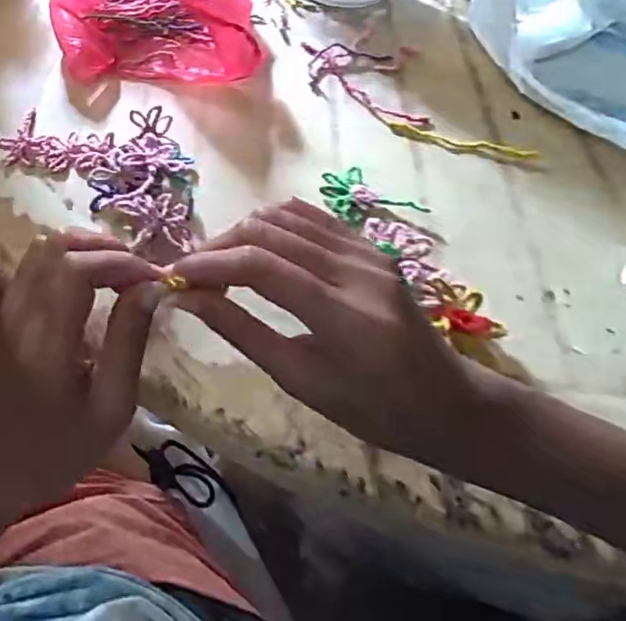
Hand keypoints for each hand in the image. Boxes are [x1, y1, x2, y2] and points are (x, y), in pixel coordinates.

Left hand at [0, 230, 160, 529]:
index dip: (117, 261)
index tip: (153, 275)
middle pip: (56, 247)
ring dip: (85, 247)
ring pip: (43, 247)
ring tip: (121, 269)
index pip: (75, 271)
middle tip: (139, 268)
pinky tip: (93, 276)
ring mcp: (9, 307)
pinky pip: (36, 262)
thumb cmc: (62, 447)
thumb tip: (150, 287)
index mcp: (47, 342)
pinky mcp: (7, 308)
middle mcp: (22, 314)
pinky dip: (68, 256)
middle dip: (104, 247)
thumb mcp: (112, 407)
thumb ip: (129, 341)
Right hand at [167, 200, 498, 469]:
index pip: (260, 267)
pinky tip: (254, 245)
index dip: (208, 264)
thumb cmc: (376, 410)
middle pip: (266, 232)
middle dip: (217, 246)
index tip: (173, 276)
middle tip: (190, 272)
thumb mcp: (302, 381)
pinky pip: (307, 215)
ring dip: (239, 232)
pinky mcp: (369, 243)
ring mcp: (368, 250)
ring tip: (219, 261)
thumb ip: (240, 331)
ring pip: (282, 215)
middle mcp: (358, 271)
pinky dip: (269, 223)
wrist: (453, 404)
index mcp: (345, 317)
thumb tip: (186, 298)